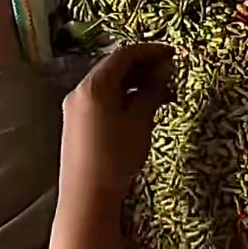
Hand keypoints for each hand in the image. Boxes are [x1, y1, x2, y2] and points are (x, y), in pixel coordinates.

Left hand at [60, 44, 174, 203]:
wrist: (86, 197)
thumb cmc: (116, 156)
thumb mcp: (139, 121)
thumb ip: (151, 91)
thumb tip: (164, 70)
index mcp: (94, 86)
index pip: (123, 55)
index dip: (149, 51)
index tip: (172, 54)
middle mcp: (80, 90)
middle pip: (114, 67)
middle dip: (143, 67)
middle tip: (169, 73)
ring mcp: (75, 107)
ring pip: (109, 84)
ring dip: (134, 83)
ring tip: (162, 94)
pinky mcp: (76, 122)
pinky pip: (102, 99)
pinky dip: (123, 97)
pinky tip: (142, 108)